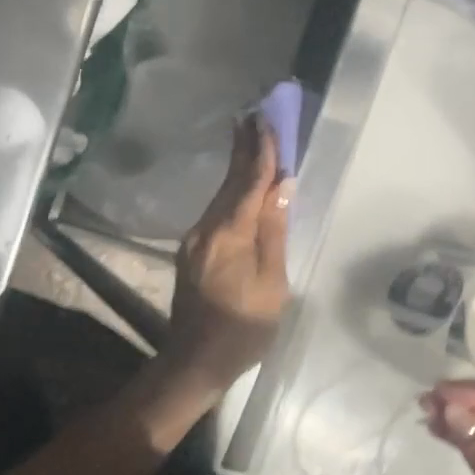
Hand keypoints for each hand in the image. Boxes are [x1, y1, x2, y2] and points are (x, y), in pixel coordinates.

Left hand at [165, 116, 291, 387]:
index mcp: (228, 235)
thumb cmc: (243, 329)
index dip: (260, 151)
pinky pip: (216, 213)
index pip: (248, 183)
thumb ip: (274, 233)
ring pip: (221, 197)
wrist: (195, 359)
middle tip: (254, 115)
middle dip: (244, 149)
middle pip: (230, 183)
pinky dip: (231, 193)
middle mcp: (205, 229)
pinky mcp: (192, 252)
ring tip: (250, 138)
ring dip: (237, 168)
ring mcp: (194, 241)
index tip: (266, 121)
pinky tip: (241, 185)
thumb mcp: (271, 284)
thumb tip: (282, 187)